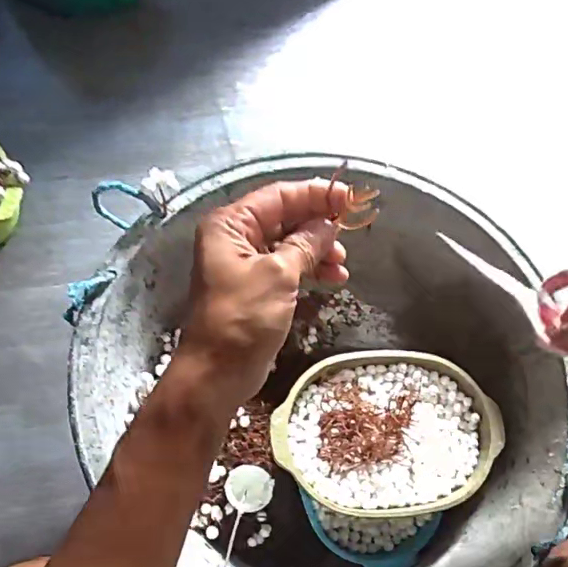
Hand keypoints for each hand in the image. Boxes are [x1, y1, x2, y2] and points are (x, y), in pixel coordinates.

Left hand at [181, 178, 349, 408]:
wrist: (218, 372)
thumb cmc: (243, 318)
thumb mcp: (278, 275)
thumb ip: (305, 244)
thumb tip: (328, 224)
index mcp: (230, 225)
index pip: (278, 196)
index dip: (316, 194)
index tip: (349, 199)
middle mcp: (234, 239)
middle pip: (284, 219)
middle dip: (318, 226)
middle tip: (348, 236)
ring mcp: (244, 265)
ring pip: (288, 245)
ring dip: (318, 251)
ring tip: (342, 267)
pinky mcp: (255, 290)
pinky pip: (286, 269)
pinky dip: (309, 271)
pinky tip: (332, 279)